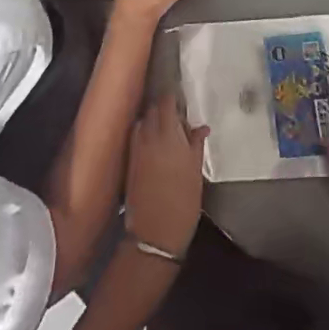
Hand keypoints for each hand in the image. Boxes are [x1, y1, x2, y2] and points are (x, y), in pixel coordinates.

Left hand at [124, 96, 208, 257]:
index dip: (172, 97)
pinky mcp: (128, 161)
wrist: (155, 233)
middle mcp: (147, 137)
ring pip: (142, 122)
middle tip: (178, 113)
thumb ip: (196, 146)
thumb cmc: (183, 203)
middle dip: (163, 107)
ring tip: (167, 128)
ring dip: (152, 120)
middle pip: (151, 110)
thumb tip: (200, 127)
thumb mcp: (196, 173)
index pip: (166, 103)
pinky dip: (144, 134)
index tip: (181, 96)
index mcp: (168, 136)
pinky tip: (156, 143)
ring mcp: (135, 149)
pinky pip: (136, 137)